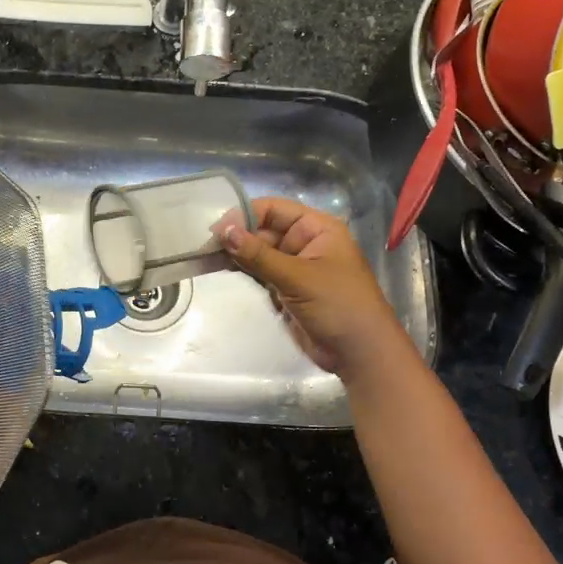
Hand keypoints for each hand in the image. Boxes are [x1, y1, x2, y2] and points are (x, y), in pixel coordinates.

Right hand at [219, 197, 409, 379]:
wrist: (360, 354)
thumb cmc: (338, 305)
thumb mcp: (298, 277)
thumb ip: (259, 255)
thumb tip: (224, 231)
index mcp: (317, 228)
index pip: (274, 209)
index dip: (245, 214)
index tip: (217, 228)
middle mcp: (305, 243)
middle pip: (263, 230)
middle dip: (236, 236)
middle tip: (202, 244)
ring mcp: (295, 267)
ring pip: (259, 253)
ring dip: (236, 254)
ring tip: (204, 256)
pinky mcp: (286, 290)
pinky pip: (260, 273)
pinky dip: (242, 271)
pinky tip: (219, 269)